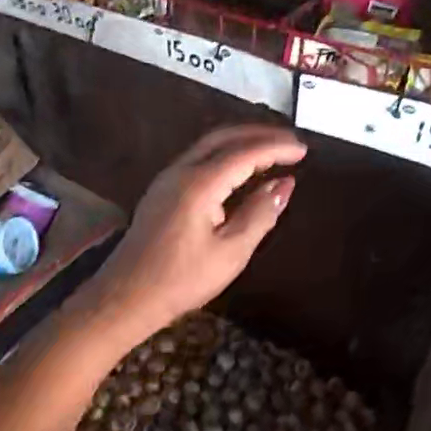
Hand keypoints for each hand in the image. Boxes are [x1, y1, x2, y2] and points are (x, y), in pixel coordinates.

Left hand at [87, 126, 304, 345]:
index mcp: (199, 183)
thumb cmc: (182, 280)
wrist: (126, 295)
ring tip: (272, 151)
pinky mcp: (162, 189)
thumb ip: (260, 214)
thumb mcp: (231, 252)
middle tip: (291, 143)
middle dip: (260, 134)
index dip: (277, 148)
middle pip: (224, 137)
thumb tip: (285, 184)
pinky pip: (198, 157)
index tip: (304, 150)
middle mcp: (181, 170)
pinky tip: (240, 170)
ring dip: (241, 141)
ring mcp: (167, 177)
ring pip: (209, 144)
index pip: (245, 152)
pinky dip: (225, 154)